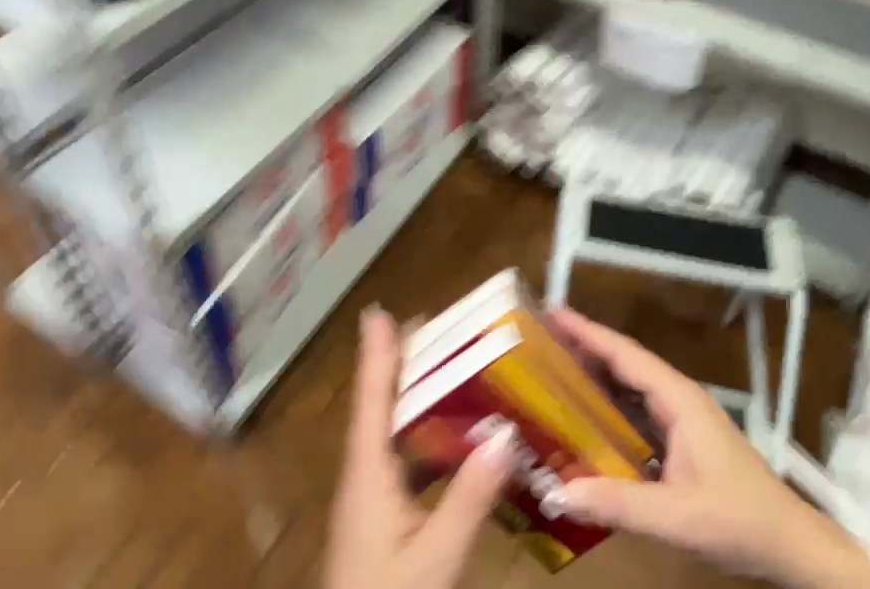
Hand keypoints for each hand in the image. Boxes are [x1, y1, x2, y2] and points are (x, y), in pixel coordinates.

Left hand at [325, 305, 514, 588]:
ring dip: (420, 406)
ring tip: (456, 376)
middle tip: (441, 332)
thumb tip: (504, 433)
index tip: (380, 311)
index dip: (377, 356)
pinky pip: (407, 470)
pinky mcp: (383, 523)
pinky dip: (432, 449)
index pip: (372, 402)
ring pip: (395, 440)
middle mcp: (364, 479)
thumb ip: (468, 498)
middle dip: (406, 370)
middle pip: (382, 411)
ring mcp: (371, 503)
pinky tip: (460, 448)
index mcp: (368, 475)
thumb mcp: (435, 557)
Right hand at [549, 309, 869, 588]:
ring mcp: (682, 423)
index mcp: (680, 401)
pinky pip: (636, 417)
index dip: (588, 332)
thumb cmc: (740, 520)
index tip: (551, 312)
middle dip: (583, 350)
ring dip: (593, 381)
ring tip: (548, 376)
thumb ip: (617, 503)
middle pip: (624, 365)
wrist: (791, 547)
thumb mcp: (677, 516)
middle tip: (536, 344)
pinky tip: (582, 425)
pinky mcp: (682, 445)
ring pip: (630, 390)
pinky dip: (607, 412)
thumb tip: (555, 493)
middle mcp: (679, 402)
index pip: (626, 355)